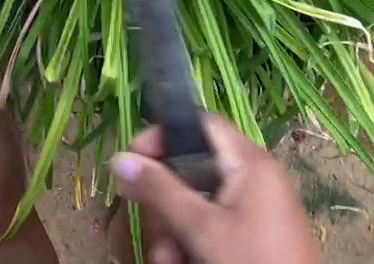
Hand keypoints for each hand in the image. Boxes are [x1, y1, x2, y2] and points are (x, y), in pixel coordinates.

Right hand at [110, 115, 320, 263]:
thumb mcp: (202, 230)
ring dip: (175, 229)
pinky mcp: (254, 235)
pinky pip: (213, 224)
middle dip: (165, 201)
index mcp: (250, 162)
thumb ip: (159, 191)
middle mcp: (254, 177)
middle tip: (151, 230)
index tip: (134, 160)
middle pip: (193, 167)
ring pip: (199, 201)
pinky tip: (180, 262)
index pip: (199, 124)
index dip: (163, 135)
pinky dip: (193, 241)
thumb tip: (118, 159)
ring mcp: (256, 208)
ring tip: (167, 260)